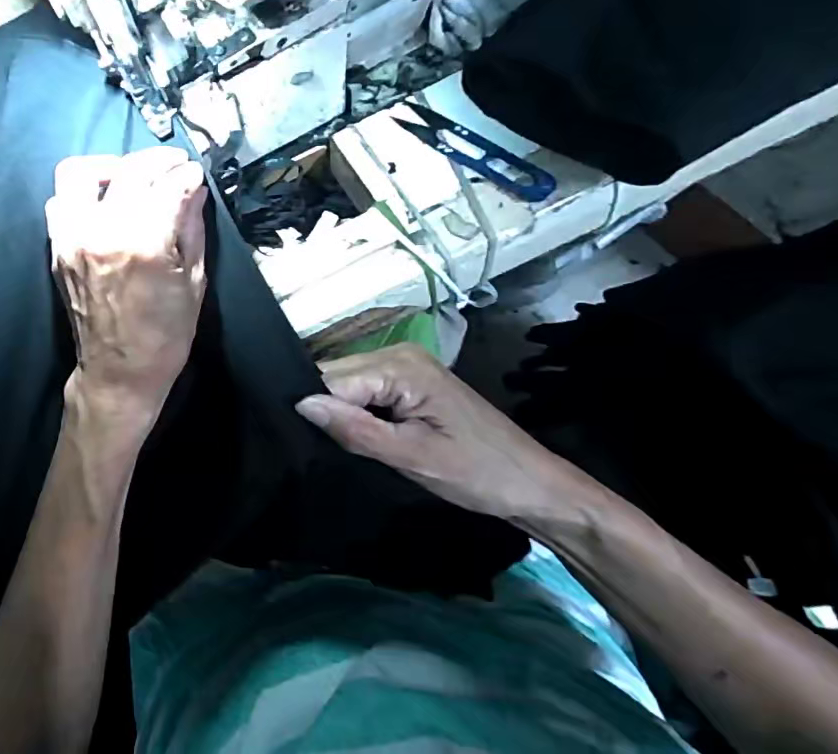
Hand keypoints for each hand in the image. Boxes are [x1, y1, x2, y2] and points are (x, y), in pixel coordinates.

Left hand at [46, 147, 208, 447]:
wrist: (117, 372)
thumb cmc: (165, 335)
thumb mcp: (194, 280)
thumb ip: (191, 225)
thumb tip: (192, 185)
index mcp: (143, 246)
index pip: (166, 185)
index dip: (187, 173)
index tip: (195, 174)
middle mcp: (101, 233)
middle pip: (128, 171)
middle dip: (157, 162)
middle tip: (174, 167)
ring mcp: (72, 239)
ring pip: (80, 173)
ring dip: (111, 167)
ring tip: (133, 177)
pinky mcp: (57, 247)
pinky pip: (60, 200)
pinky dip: (83, 191)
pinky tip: (106, 201)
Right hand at [295, 344, 590, 523]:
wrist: (535, 485)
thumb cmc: (478, 474)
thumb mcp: (413, 457)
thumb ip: (356, 430)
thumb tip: (302, 404)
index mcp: (401, 365)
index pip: (332, 380)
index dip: (320, 412)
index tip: (318, 444)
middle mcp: (399, 352)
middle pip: (335, 375)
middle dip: (328, 408)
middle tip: (332, 448)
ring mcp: (404, 362)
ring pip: (345, 381)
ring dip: (341, 411)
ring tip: (345, 442)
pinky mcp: (408, 377)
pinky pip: (363, 386)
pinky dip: (356, 409)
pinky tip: (362, 431)